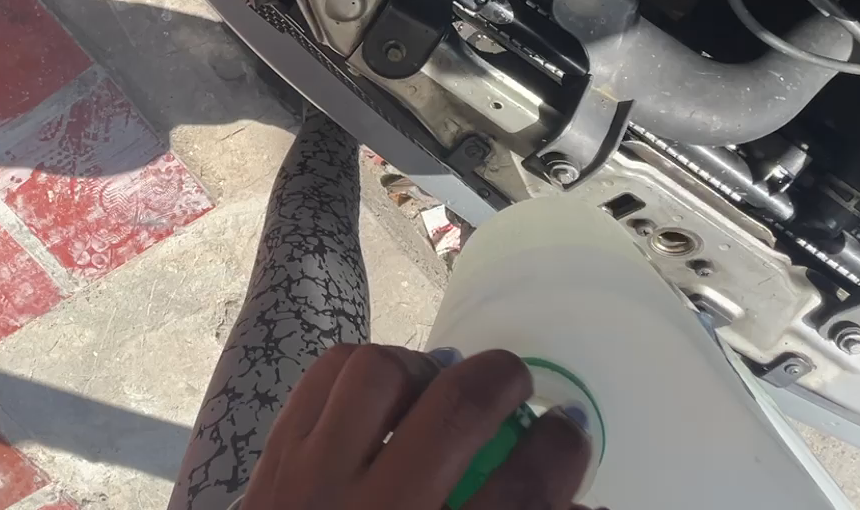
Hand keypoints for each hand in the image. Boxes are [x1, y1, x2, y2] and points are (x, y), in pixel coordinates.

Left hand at [240, 344, 594, 509]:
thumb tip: (581, 503)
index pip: (521, 495)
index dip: (561, 451)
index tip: (569, 428)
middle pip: (455, 411)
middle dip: (501, 378)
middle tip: (516, 379)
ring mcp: (316, 478)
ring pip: (378, 373)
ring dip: (421, 366)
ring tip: (437, 381)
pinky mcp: (277, 452)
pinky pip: (326, 373)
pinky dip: (362, 364)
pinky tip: (383, 386)